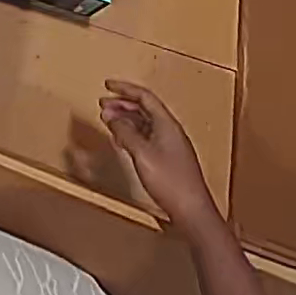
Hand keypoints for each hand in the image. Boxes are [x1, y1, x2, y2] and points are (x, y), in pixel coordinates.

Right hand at [100, 80, 220, 232]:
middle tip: (103, 104)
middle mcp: (170, 129)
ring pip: (145, 122)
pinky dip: (132, 133)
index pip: (144, 96)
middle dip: (122, 104)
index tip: (108, 85)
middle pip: (144, 108)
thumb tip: (111, 117)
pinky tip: (122, 140)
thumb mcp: (142, 154)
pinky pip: (147, 136)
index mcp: (167, 123)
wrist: (192, 210)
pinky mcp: (168, 158)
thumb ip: (125, 133)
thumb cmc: (170, 182)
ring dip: (126, 119)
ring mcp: (170, 144)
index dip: (124, 89)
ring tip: (108, 120)